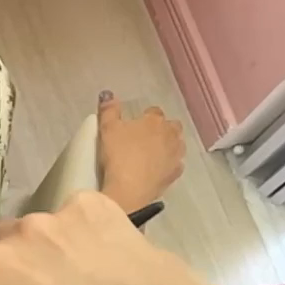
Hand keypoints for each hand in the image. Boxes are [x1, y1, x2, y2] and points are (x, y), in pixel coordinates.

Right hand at [96, 91, 184, 211]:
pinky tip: (156, 171)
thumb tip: (108, 94)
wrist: (128, 189)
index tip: (133, 126)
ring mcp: (176, 154)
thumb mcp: (107, 130)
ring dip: (167, 146)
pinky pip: (175, 165)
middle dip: (161, 130)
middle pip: (171, 126)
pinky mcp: (175, 173)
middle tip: (144, 140)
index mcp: (154, 121)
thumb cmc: (118, 155)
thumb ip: (108, 111)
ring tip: (150, 155)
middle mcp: (171, 134)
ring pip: (177, 145)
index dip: (144, 118)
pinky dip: (168, 166)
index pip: (153, 112)